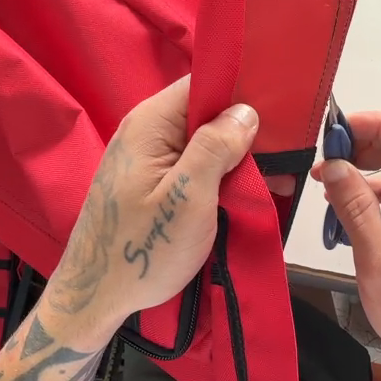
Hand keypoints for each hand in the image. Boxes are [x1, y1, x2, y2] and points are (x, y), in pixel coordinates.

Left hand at [43, 77, 259, 341]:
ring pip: (201, 141)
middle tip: (285, 156)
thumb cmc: (140, 250)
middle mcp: (145, 131)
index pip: (201, 83)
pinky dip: (218, 175)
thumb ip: (215, 148)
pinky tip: (245, 192)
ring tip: (276, 178)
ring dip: (235, 158)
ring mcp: (146, 157)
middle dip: (244, 130)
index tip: (279, 111)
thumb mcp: (188, 198)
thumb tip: (245, 110)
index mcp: (151, 123)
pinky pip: (191, 165)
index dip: (240, 92)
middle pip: (204, 112)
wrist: (95, 296)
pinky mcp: (150, 181)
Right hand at [312, 111, 380, 380]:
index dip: (374, 125)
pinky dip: (378, 190)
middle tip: (324, 154)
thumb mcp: (379, 261)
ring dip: (369, 166)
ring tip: (328, 174)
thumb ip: (355, 207)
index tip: (335, 128)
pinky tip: (346, 197)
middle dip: (366, 144)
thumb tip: (332, 165)